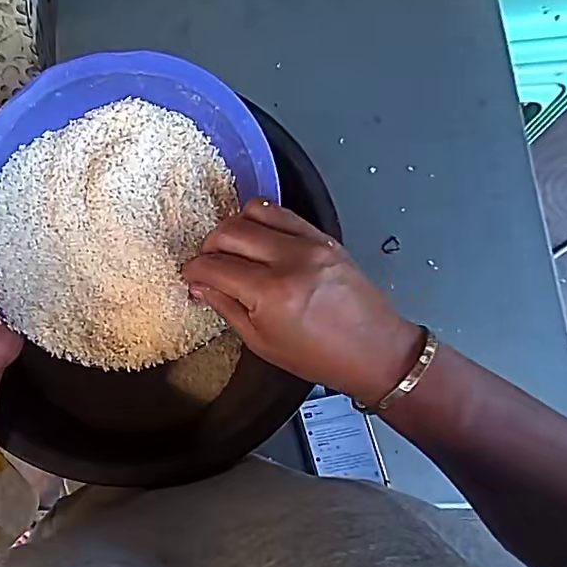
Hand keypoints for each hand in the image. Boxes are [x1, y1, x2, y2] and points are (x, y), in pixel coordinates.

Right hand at [183, 199, 421, 403]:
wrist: (375, 351)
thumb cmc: (319, 355)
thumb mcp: (261, 341)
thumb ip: (226, 306)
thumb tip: (200, 286)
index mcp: (271, 293)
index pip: (214, 266)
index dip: (194, 271)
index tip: (191, 277)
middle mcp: (289, 260)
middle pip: (228, 232)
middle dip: (209, 247)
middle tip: (209, 265)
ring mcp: (310, 244)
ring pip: (253, 212)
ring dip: (234, 228)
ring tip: (233, 250)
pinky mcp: (324, 237)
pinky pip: (283, 213)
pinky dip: (262, 220)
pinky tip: (258, 240)